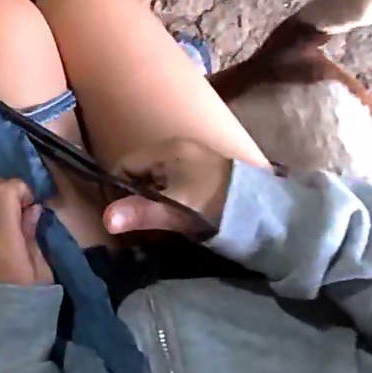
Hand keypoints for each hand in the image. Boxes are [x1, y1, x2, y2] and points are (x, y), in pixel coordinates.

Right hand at [104, 139, 233, 235]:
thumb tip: (106, 220)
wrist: (265, 209)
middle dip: (138, 197)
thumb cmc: (215, 204)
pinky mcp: (208, 172)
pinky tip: (179, 217)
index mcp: (168, 150)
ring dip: (156, 200)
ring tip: (159, 223)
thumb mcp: (176, 210)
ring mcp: (195, 159)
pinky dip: (172, 199)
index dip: (119, 189)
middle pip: (143, 172)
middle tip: (140, 223)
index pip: (127, 165)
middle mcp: (180, 148)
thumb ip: (141, 213)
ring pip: (160, 179)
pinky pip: (177, 183)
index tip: (123, 214)